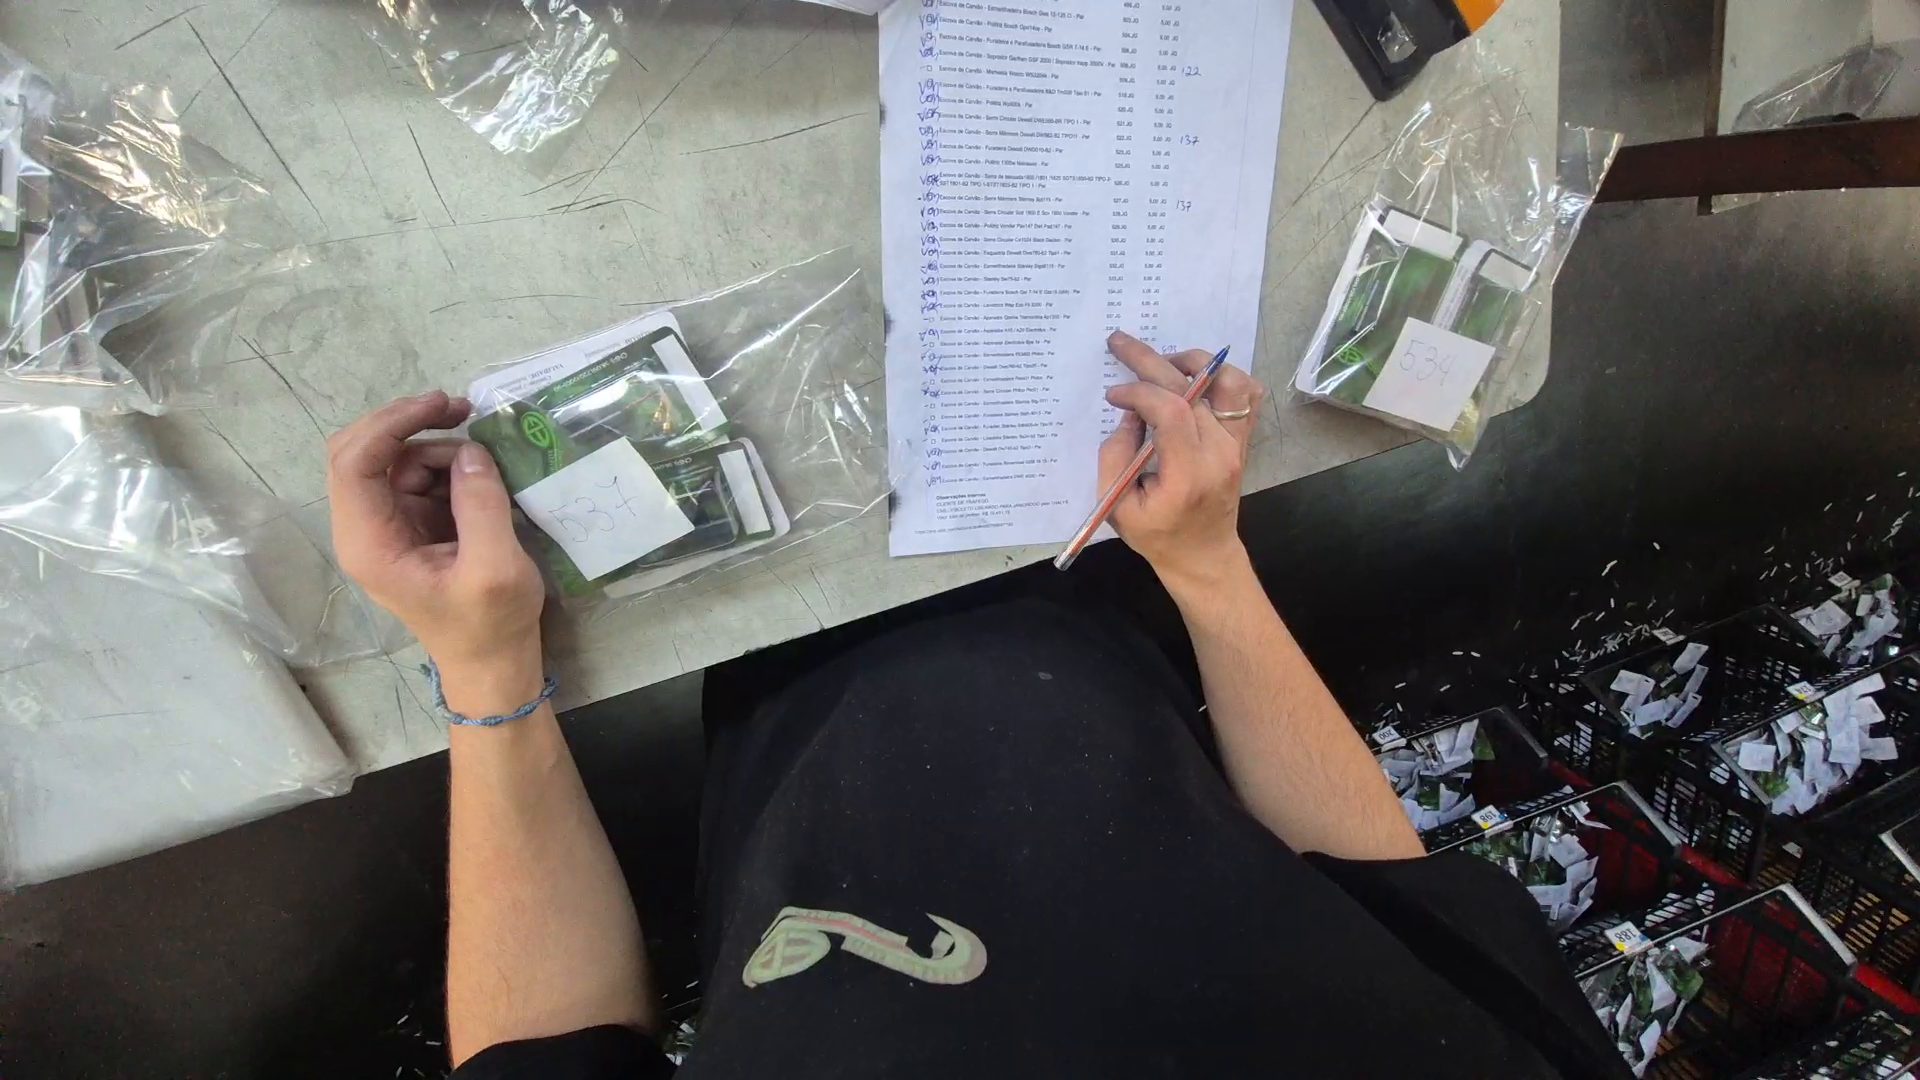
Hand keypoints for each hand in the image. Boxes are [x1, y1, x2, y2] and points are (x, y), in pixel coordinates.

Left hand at [327, 392, 545, 709]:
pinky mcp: (418, 527)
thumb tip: (472, 452)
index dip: (392, 424)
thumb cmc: (491, 622)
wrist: (494, 660)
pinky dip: (453, 468)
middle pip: (367, 453)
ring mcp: (393, 526)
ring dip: (442, 451)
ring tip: (491, 465)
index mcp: (370, 542)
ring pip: (399, 462)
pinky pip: (423, 480)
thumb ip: (482, 505)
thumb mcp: (496, 566)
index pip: (354, 462)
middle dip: (411, 425)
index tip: (446, 407)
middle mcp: (368, 528)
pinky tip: (485, 477)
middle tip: (465, 410)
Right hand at [1099, 331, 1265, 593]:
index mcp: (1188, 474)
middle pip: (1192, 387)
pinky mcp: (1242, 441)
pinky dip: (1222, 377)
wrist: (1203, 555)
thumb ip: (1116, 456)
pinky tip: (1193, 378)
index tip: (1114, 394)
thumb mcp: (1118, 506)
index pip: (1171, 410)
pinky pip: (1246, 394)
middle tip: (1120, 343)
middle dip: (1151, 361)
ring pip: (1227, 381)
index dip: (1139, 392)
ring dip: (1194, 362)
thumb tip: (1129, 411)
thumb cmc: (1157, 536)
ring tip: (1163, 363)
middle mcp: (1219, 453)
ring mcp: (1237, 445)